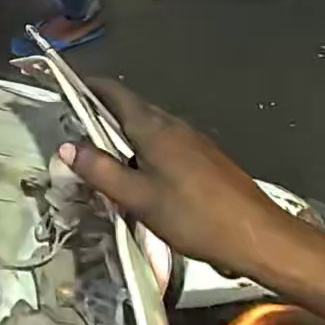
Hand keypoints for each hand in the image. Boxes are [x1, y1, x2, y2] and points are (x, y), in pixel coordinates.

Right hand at [55, 79, 310, 276]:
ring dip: (117, 134)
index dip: (86, 86)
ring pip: (143, 127)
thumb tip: (66, 146)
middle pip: (127, 107)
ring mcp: (190, 141)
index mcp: (152, 127)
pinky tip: (133, 176)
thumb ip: (99, 170)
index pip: (113, 91)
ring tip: (94, 156)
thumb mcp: (137, 197)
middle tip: (69, 131)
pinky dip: (137, 149)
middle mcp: (171, 125)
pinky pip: (159, 143)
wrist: (261, 238)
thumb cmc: (195, 215)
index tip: (62, 92)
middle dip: (96, 114)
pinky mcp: (201, 158)